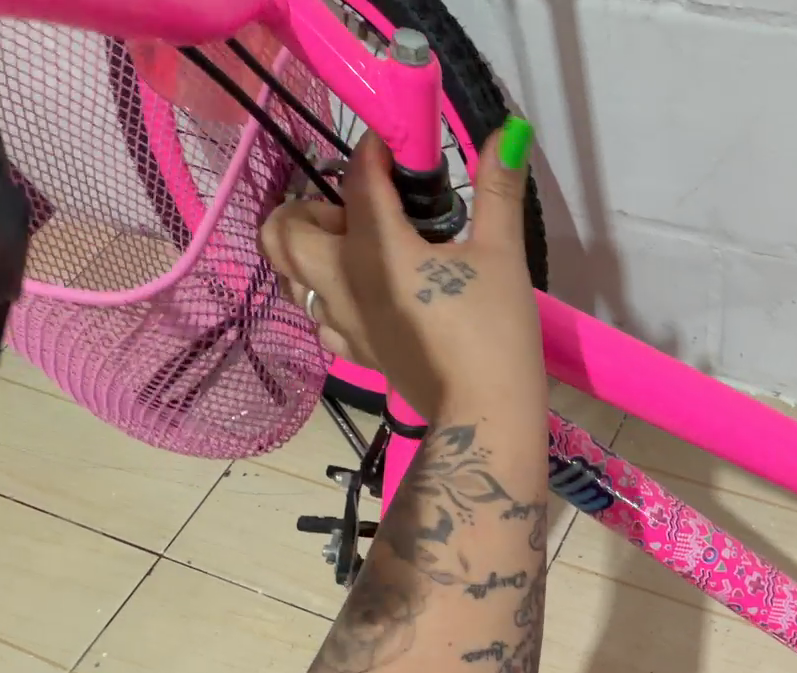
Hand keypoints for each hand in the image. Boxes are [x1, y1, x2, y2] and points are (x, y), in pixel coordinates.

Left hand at [260, 121, 543, 420]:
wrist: (486, 415)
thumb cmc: (496, 333)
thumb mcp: (503, 256)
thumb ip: (498, 192)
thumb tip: (512, 132)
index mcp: (375, 249)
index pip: (357, 179)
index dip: (376, 154)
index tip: (400, 151)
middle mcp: (342, 282)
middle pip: (284, 229)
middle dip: (313, 208)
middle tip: (362, 214)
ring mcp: (342, 323)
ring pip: (290, 274)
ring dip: (313, 253)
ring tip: (362, 253)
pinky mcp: (354, 353)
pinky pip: (318, 316)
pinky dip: (330, 298)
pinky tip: (369, 299)